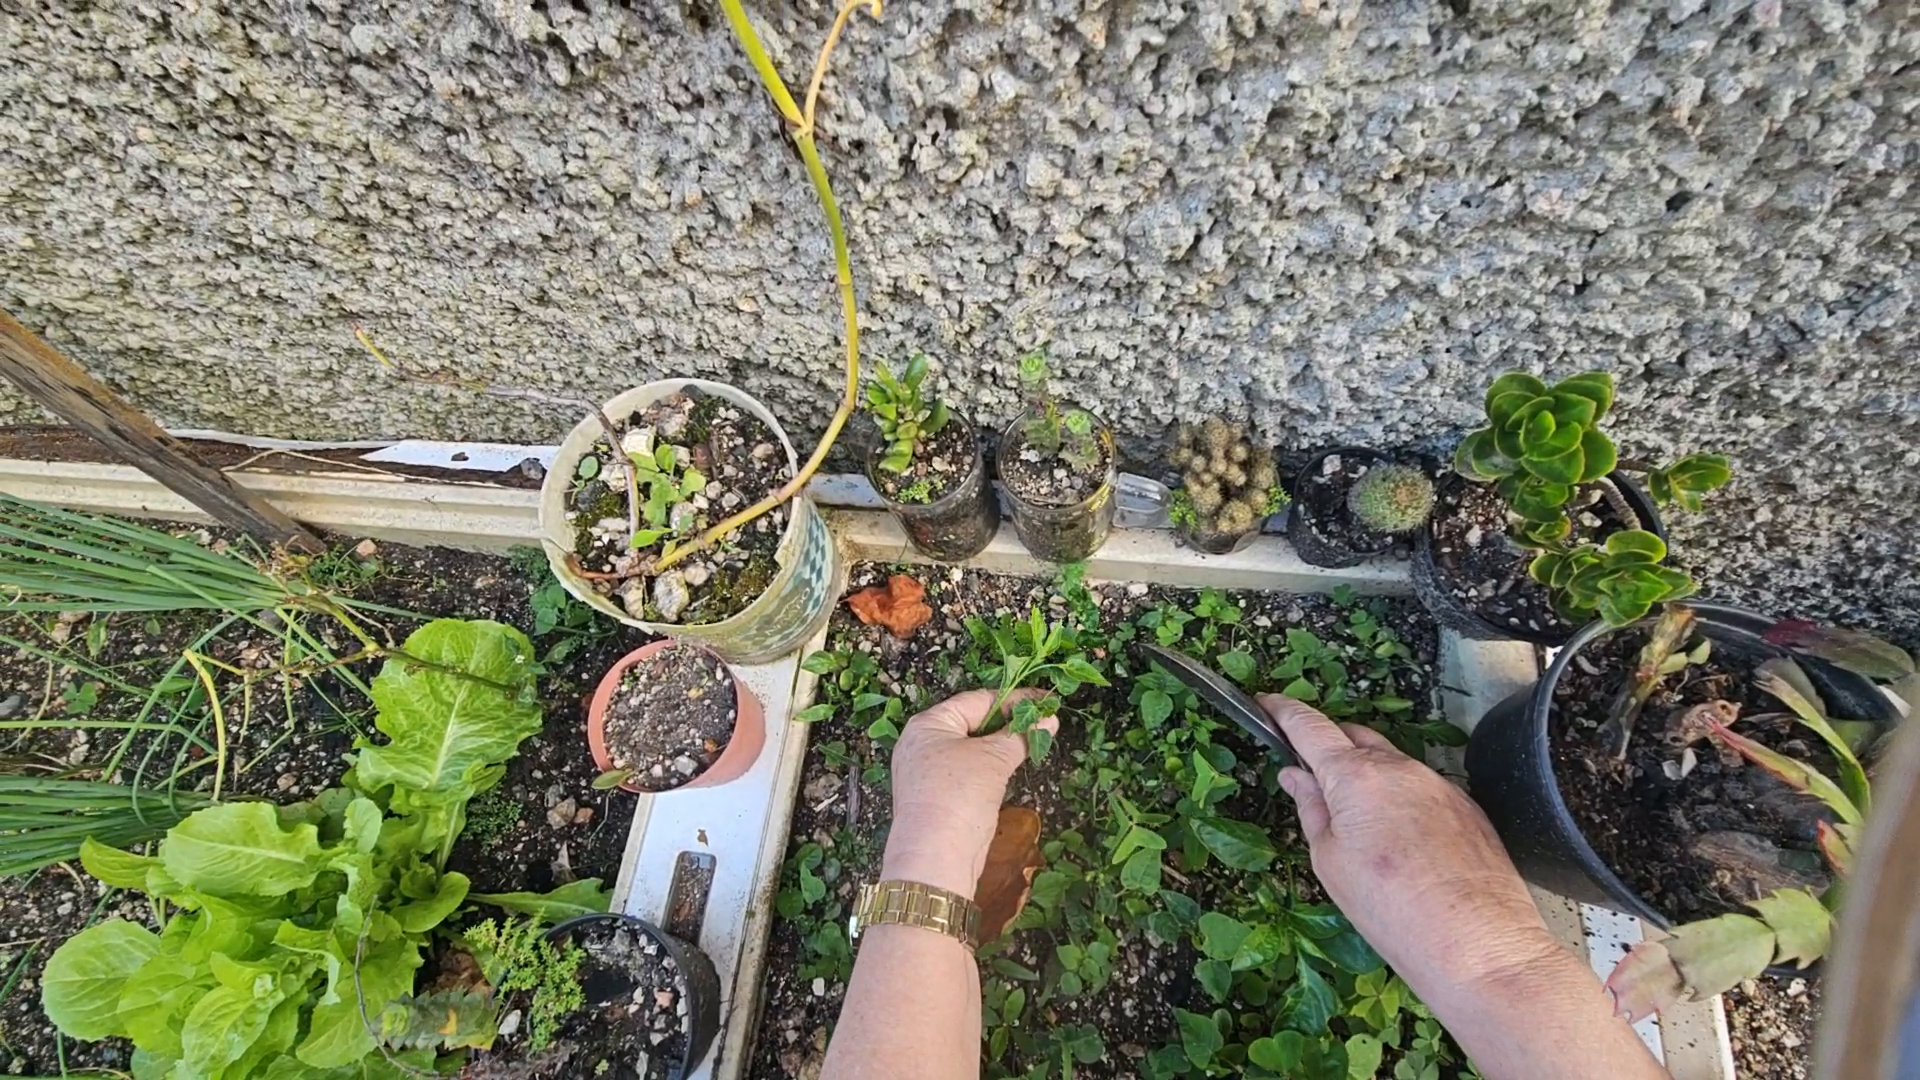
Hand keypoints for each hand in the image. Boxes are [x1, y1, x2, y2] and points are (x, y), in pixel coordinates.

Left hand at [882, 689, 1053, 897]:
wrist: (936, 858)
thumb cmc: (958, 796)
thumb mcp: (993, 760)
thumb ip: (1021, 735)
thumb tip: (1048, 719)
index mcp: (928, 724)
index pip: (977, 700)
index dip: (1014, 699)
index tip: (1046, 701)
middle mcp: (923, 742)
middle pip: (973, 722)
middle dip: (1009, 721)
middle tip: (1045, 719)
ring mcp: (928, 770)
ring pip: (972, 747)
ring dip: (1002, 744)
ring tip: (1036, 739)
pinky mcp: (937, 795)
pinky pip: (968, 769)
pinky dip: (991, 765)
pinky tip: (1012, 764)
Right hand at [1260, 694, 1564, 995]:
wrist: (1483, 952)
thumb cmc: (1392, 911)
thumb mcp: (1329, 860)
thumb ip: (1310, 807)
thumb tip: (1295, 775)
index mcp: (1353, 775)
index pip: (1309, 725)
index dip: (1282, 709)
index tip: (1266, 703)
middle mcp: (1397, 767)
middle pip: (1350, 736)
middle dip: (1326, 746)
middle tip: (1310, 777)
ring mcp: (1437, 783)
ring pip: (1388, 760)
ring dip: (1365, 773)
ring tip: (1359, 821)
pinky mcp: (1467, 805)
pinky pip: (1419, 784)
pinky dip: (1398, 794)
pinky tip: (1400, 838)